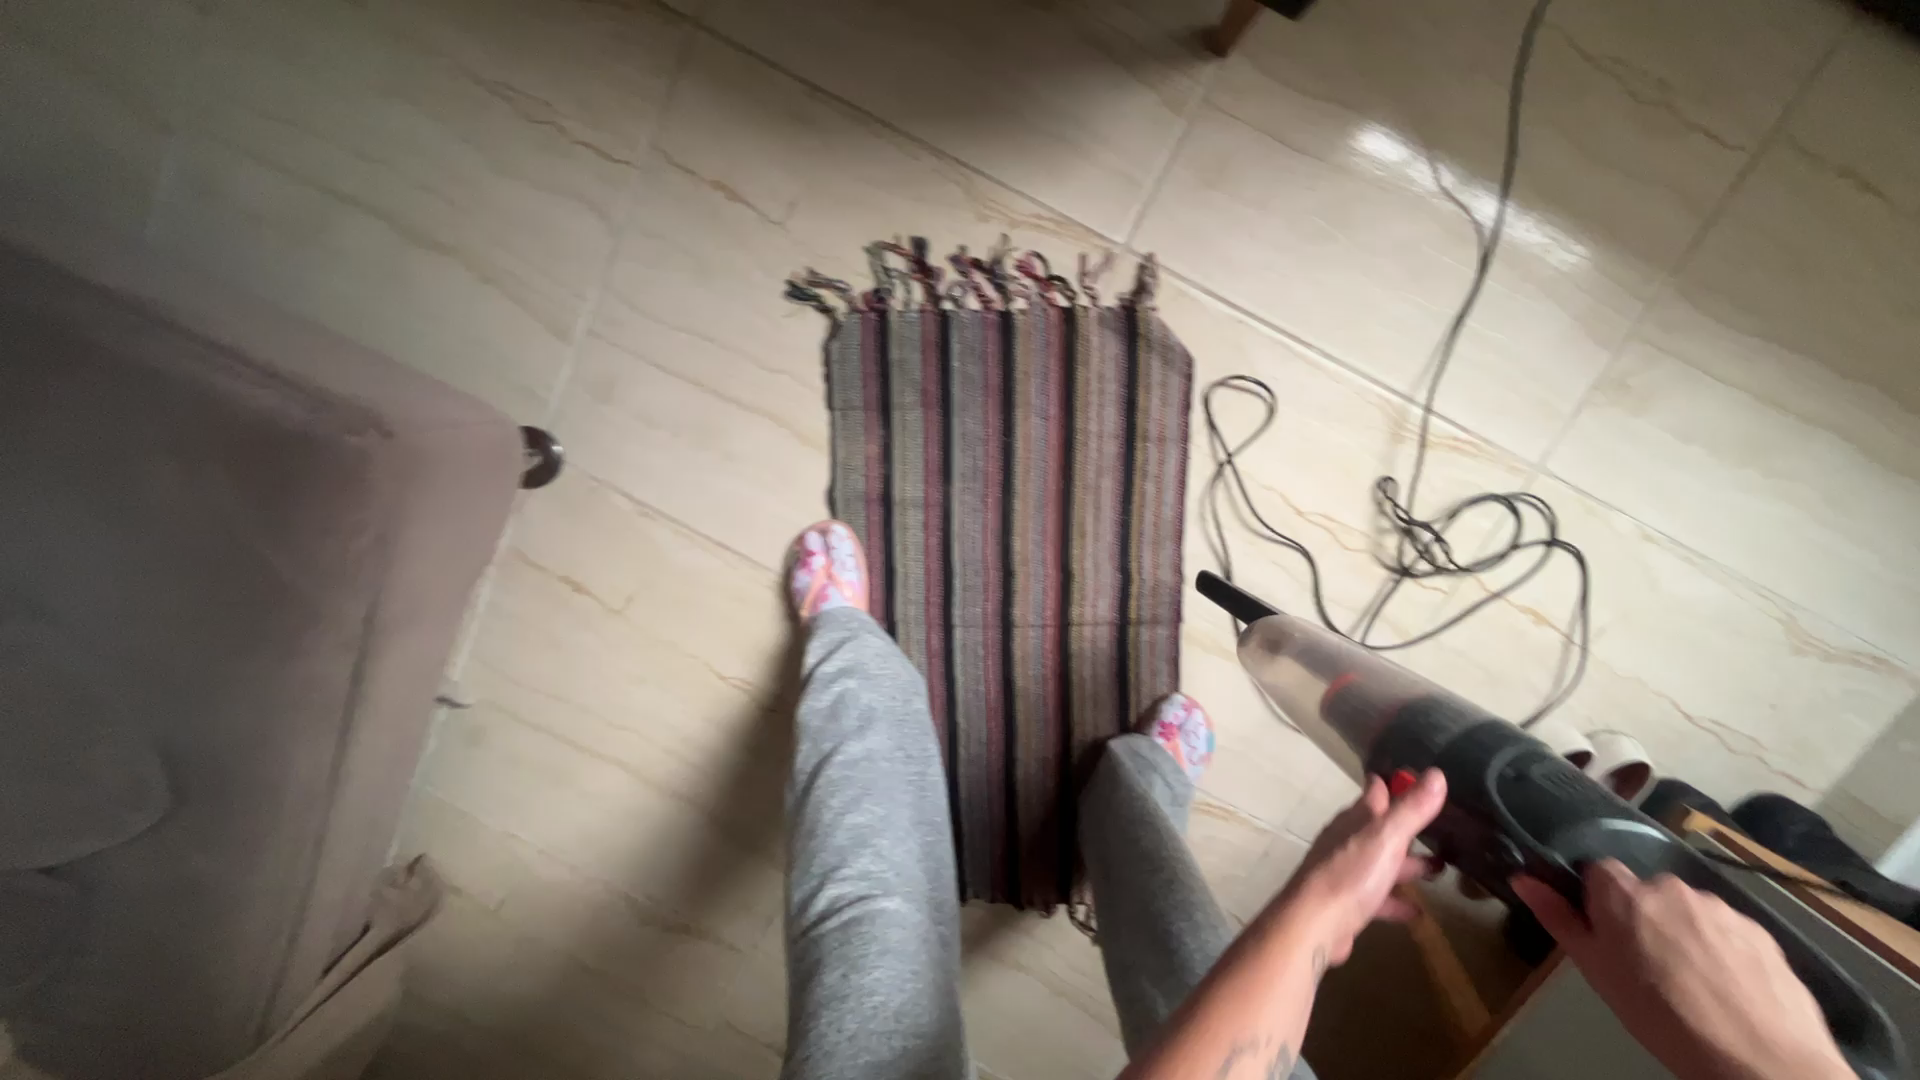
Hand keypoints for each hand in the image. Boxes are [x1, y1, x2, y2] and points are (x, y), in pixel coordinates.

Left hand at [1273, 769, 1445, 966]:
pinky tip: (1418, 911)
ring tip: (1440, 869)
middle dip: (1408, 829)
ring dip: (1407, 865)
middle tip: (1442, 830)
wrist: (1317, 922)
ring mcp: (1347, 870)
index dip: (1396, 784)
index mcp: (1355, 820)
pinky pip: (1379, 896)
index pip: (1375, 792)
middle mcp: (1348, 840)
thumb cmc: (1351, 874)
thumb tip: (1436, 773)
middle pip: (1381, 828)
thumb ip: (1410, 810)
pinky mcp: (1350, 901)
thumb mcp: (1386, 838)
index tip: (1422, 779)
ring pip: (1382, 861)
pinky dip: (1397, 900)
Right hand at [1514, 860, 1851, 1079]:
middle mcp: (1670, 888)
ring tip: (1693, 981)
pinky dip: (1724, 951)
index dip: (1599, 900)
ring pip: (1690, 911)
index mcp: (1622, 892)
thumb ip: (1558, 917)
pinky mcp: (1764, 934)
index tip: (1606, 933)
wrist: (1760, 1063)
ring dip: (1685, 932)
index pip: (1598, 870)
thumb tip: (1522, 878)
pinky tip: (1728, 989)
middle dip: (1645, 916)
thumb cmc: (1658, 1013)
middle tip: (1647, 962)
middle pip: (1647, 891)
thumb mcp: (1594, 969)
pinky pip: (1730, 932)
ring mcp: (1721, 909)